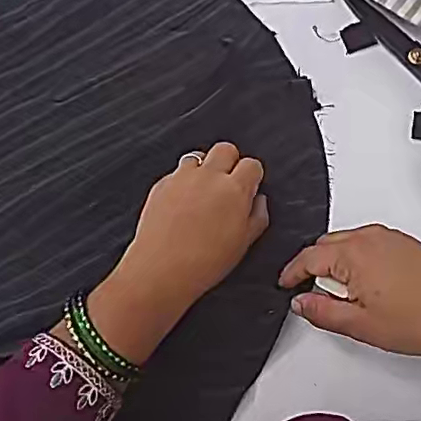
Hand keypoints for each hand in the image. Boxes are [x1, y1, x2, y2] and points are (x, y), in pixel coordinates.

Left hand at [85, 142, 270, 363]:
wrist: (162, 270)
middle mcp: (209, 177)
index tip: (249, 185)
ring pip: (198, 156)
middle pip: (226, 149)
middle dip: (230, 162)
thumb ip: (257, 216)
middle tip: (228, 182)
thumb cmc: (202, 263)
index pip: (252, 164)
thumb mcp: (244, 243)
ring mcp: (182, 178)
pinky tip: (183, 203)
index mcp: (235, 189)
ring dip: (204, 168)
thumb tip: (258, 202)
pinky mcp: (161, 184)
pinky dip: (182, 182)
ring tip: (204, 192)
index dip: (252, 175)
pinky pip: (176, 173)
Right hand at [277, 224, 420, 384]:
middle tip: (312, 293)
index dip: (292, 272)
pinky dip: (358, 257)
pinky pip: (369, 242)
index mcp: (354, 253)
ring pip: (348, 242)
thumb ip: (321, 311)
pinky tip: (367, 285)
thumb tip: (301, 302)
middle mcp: (372, 237)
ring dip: (337, 261)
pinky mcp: (405, 243)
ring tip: (343, 294)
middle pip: (326, 245)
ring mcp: (391, 237)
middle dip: (314, 266)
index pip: (309, 257)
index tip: (286, 283)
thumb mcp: (358, 324)